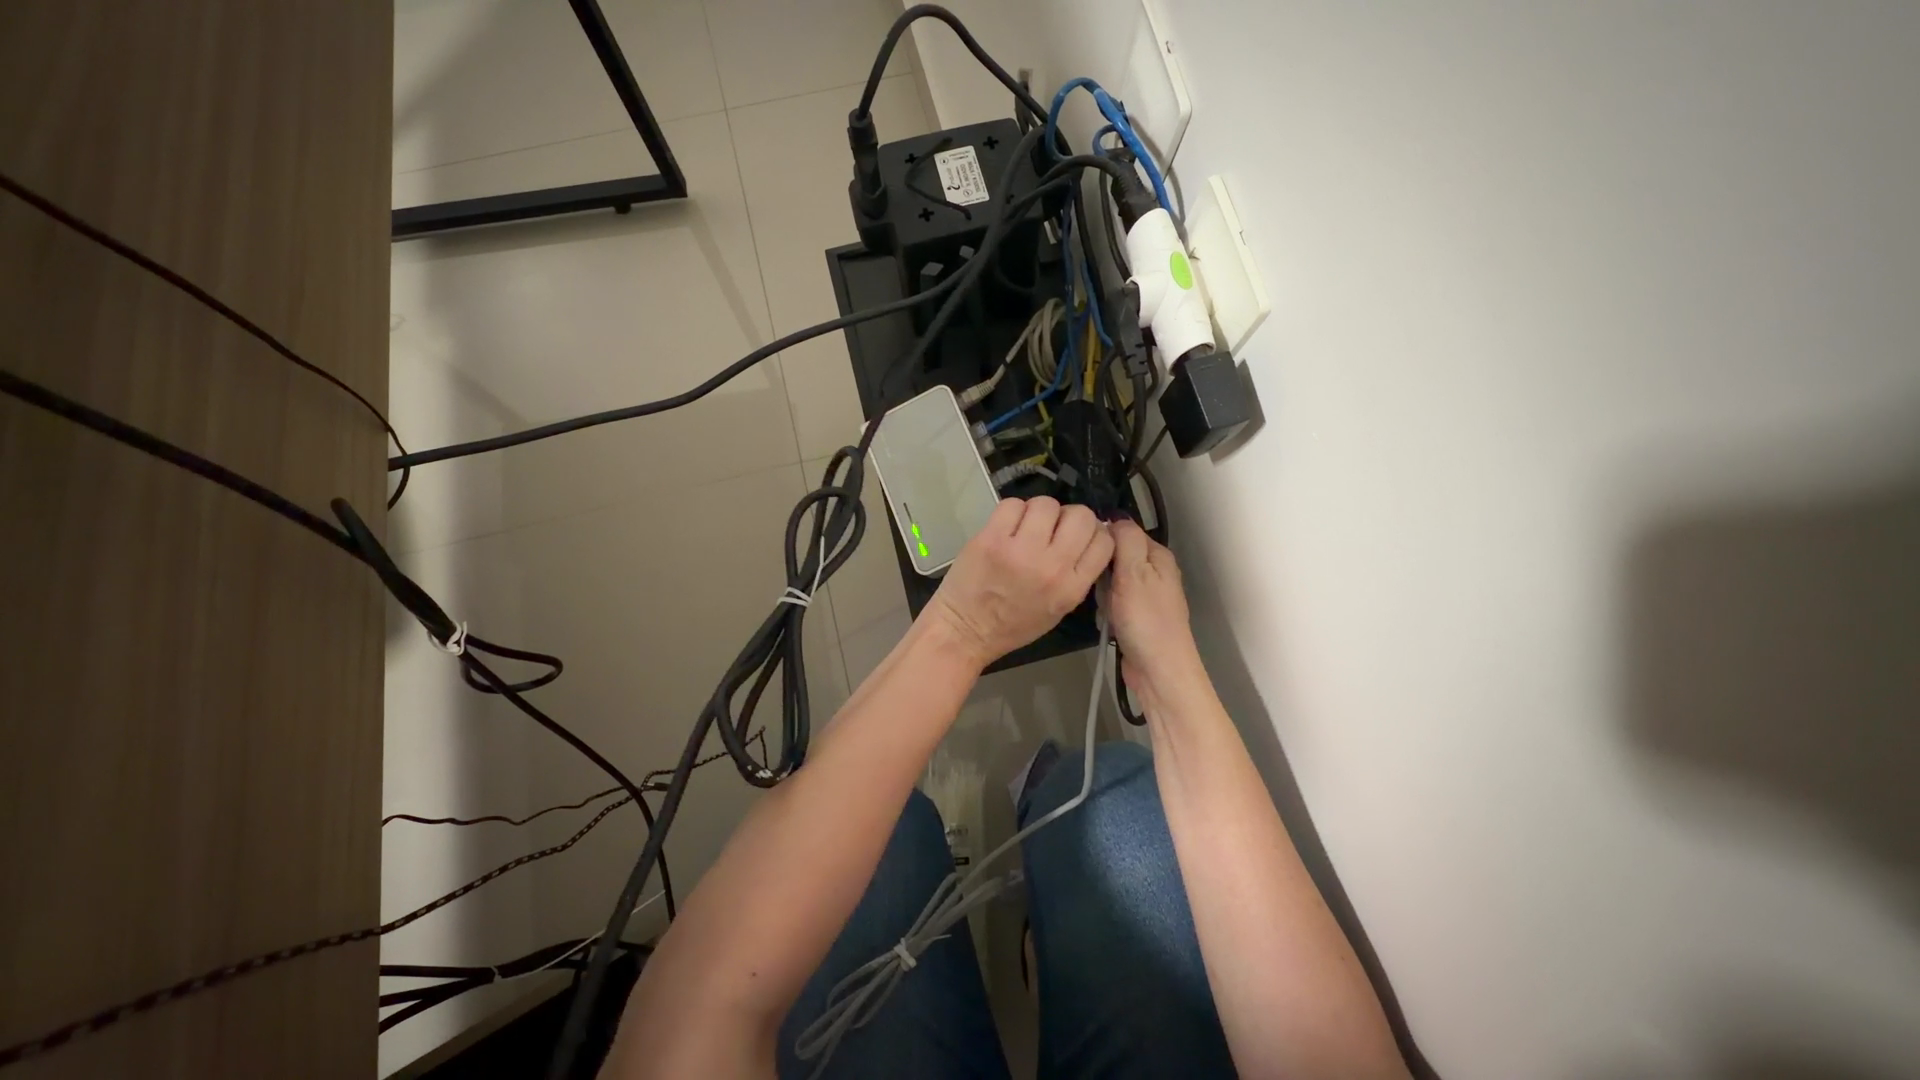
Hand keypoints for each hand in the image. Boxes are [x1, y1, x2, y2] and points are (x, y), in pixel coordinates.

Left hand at [924, 497, 1114, 667]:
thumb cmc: (1013, 624)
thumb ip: (1079, 574)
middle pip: (1081, 515)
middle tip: (1053, 528)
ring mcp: (1021, 550)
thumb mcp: (1060, 608)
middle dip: (1069, 516)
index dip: (1094, 532)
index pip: (1103, 541)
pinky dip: (1012, 511)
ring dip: (1039, 512)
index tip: (1079, 535)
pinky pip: (1013, 504)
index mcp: (1072, 588)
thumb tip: (1089, 537)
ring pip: (1047, 504)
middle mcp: (1052, 567)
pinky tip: (1006, 527)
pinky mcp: (992, 538)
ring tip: (1027, 527)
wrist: (966, 631)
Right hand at [1105, 520, 1199, 688]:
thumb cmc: (1146, 620)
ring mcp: (1146, 596)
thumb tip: (1115, 517)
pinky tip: (1105, 620)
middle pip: (1115, 557)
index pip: (1123, 531)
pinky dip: (1106, 610)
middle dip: (1101, 571)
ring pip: (1111, 581)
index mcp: (1158, 556)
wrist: (1159, 671)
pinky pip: (1113, 603)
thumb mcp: (1134, 572)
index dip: (1103, 540)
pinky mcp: (1137, 617)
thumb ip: (1125, 540)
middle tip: (1099, 587)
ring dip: (1102, 593)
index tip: (1087, 553)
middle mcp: (1154, 572)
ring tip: (1103, 607)